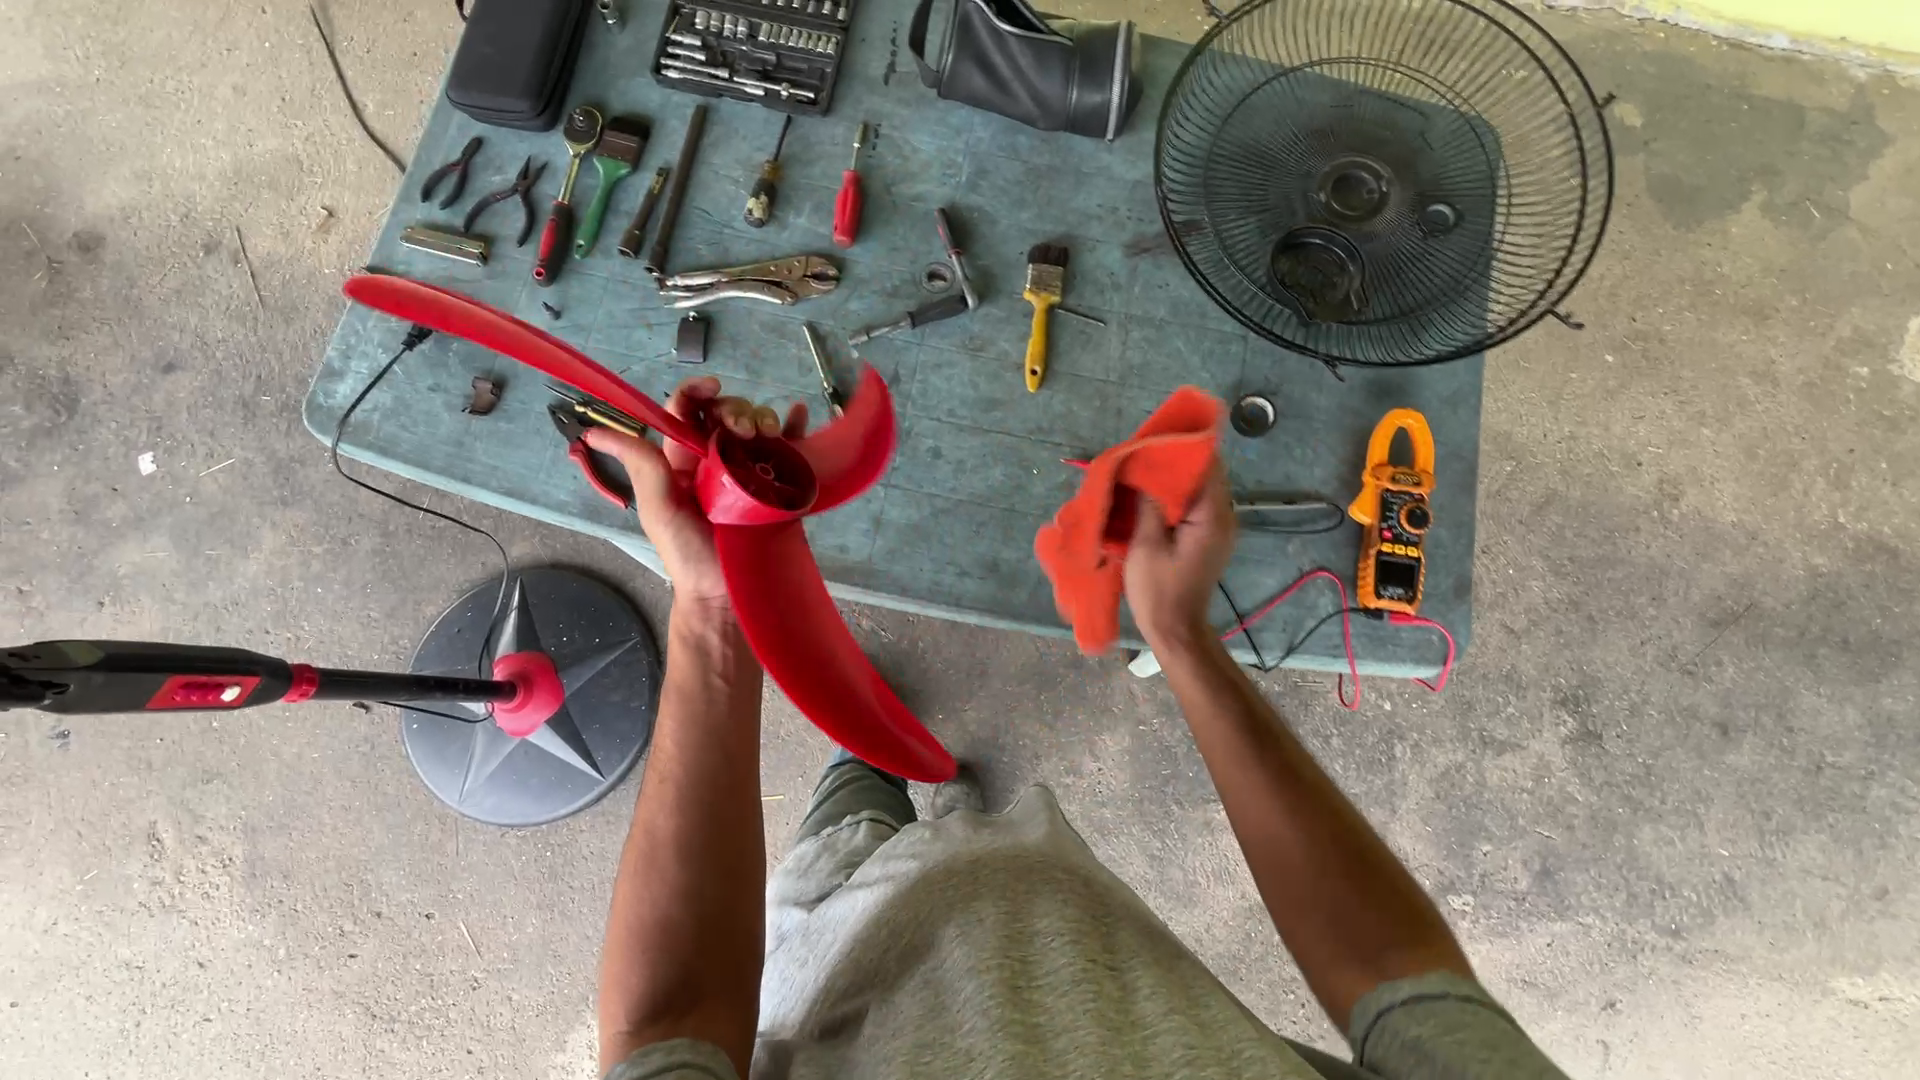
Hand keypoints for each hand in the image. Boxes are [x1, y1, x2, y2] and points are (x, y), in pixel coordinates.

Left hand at [584, 377, 807, 611]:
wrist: (728, 594)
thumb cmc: (689, 556)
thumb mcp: (659, 510)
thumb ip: (641, 468)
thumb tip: (595, 434)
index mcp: (683, 460)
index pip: (686, 412)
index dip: (696, 392)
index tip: (713, 389)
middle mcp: (717, 460)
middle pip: (726, 414)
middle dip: (736, 410)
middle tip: (743, 432)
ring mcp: (750, 471)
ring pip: (757, 427)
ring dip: (765, 419)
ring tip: (769, 436)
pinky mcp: (778, 485)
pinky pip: (788, 450)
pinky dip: (794, 429)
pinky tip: (798, 417)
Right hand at [1123, 458, 1236, 650]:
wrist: (1175, 629)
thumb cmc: (1158, 590)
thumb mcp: (1146, 544)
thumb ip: (1149, 502)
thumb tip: (1146, 469)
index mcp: (1211, 516)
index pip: (1205, 464)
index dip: (1179, 448)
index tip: (1150, 440)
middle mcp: (1223, 516)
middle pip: (1203, 473)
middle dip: (1172, 461)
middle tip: (1139, 454)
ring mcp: (1218, 527)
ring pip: (1198, 487)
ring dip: (1171, 479)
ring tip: (1140, 472)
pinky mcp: (1208, 537)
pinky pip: (1194, 505)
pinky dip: (1173, 496)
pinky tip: (1150, 497)